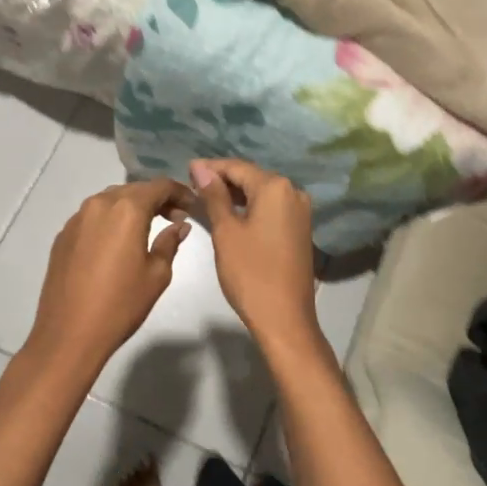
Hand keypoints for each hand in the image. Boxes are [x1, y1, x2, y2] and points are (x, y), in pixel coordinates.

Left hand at [28, 178, 194, 366]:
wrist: (67, 336)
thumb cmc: (120, 305)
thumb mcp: (156, 275)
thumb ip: (169, 242)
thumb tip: (179, 225)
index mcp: (127, 209)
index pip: (159, 186)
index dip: (180, 192)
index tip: (192, 206)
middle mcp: (100, 204)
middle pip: (134, 190)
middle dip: (157, 199)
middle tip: (174, 218)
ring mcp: (77, 219)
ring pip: (112, 200)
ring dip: (132, 208)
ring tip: (147, 228)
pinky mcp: (63, 235)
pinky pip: (93, 217)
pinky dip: (110, 220)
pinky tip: (117, 243)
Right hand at [191, 159, 321, 351]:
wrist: (285, 318)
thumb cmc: (250, 273)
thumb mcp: (226, 232)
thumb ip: (214, 196)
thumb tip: (200, 167)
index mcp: (276, 187)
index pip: (238, 167)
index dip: (211, 167)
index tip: (187, 170)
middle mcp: (293, 191)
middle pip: (252, 177)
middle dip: (223, 179)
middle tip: (193, 185)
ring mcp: (300, 210)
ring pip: (262, 192)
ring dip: (236, 194)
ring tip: (206, 198)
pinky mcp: (299, 228)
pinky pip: (271, 207)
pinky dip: (251, 207)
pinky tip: (231, 214)